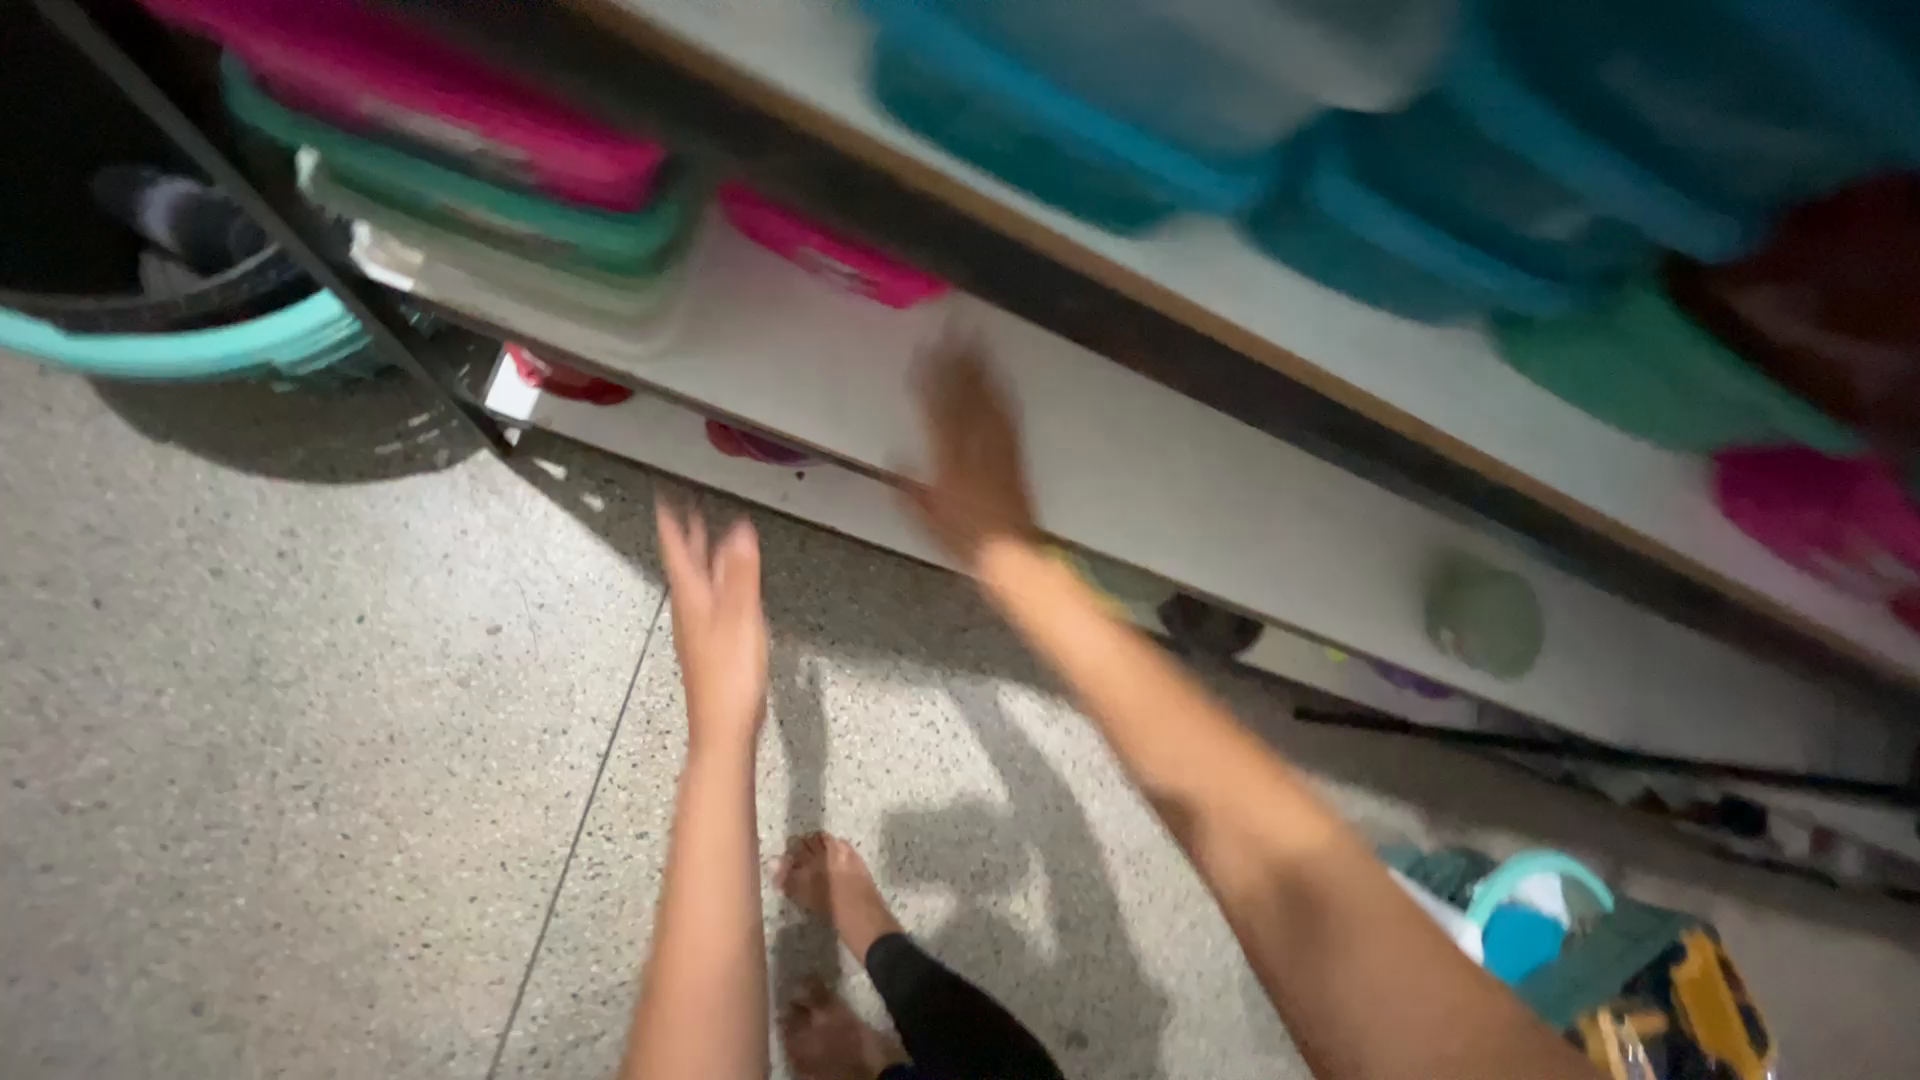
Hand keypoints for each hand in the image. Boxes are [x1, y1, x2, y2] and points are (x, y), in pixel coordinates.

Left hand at [655, 493, 768, 757]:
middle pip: (686, 565)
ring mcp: (699, 629)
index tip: (666, 495)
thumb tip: (739, 530)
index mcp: (694, 599)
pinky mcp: (712, 645)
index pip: (678, 552)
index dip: (673, 523)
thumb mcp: (741, 619)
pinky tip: (728, 584)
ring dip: (702, 556)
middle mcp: (691, 610)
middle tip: (688, 507)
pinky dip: (718, 581)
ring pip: (698, 582)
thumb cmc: (730, 675)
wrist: (724, 729)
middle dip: (688, 535)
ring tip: (709, 534)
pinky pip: (712, 600)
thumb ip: (741, 575)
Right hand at [903, 335, 1039, 570]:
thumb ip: (907, 488)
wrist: (1011, 551)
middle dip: (956, 361)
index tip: (921, 355)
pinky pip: (1007, 414)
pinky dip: (1001, 390)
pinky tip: (999, 375)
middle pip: (964, 396)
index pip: (936, 411)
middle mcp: (975, 448)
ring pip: (987, 399)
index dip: (929, 381)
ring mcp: (998, 447)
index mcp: (948, 462)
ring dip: (980, 368)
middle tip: (949, 330)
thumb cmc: (964, 540)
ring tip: (973, 339)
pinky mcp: (1015, 452)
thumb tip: (893, 458)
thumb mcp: (926, 519)